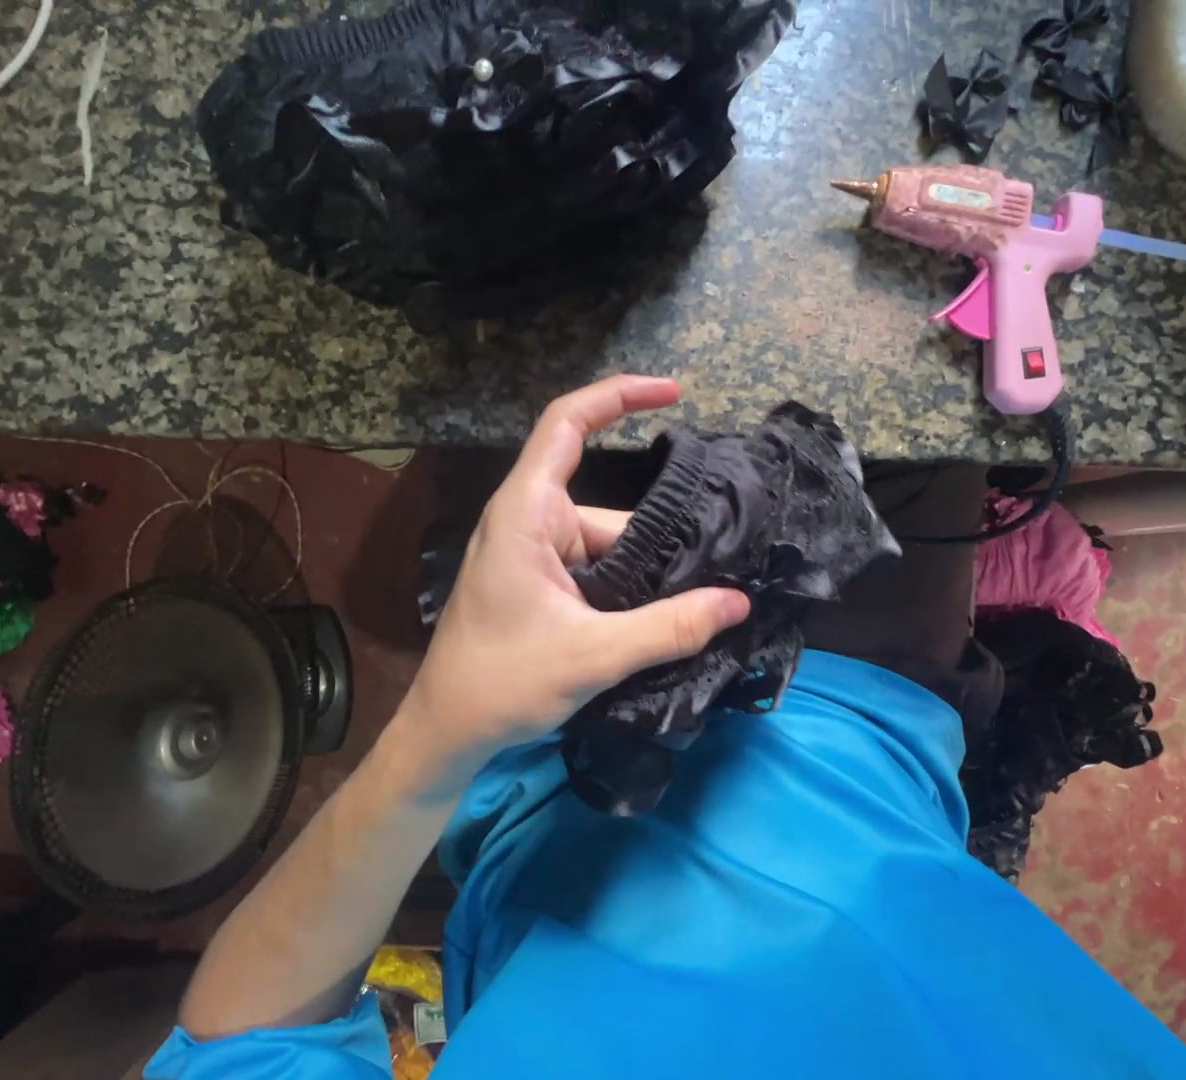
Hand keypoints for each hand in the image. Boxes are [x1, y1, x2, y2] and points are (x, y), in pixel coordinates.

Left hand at [394, 375, 751, 789]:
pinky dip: (625, 591)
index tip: (674, 391)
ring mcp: (533, 555)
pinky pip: (595, 571)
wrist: (447, 731)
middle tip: (715, 575)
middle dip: (658, 542)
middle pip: (609, 509)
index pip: (567, 425)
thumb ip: (668, 626)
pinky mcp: (538, 585)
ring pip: (607, 546)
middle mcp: (529, 521)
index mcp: (526, 512)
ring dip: (643, 577)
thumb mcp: (594, 654)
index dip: (618, 395)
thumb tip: (738, 602)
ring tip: (692, 613)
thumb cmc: (502, 682)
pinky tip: (659, 620)